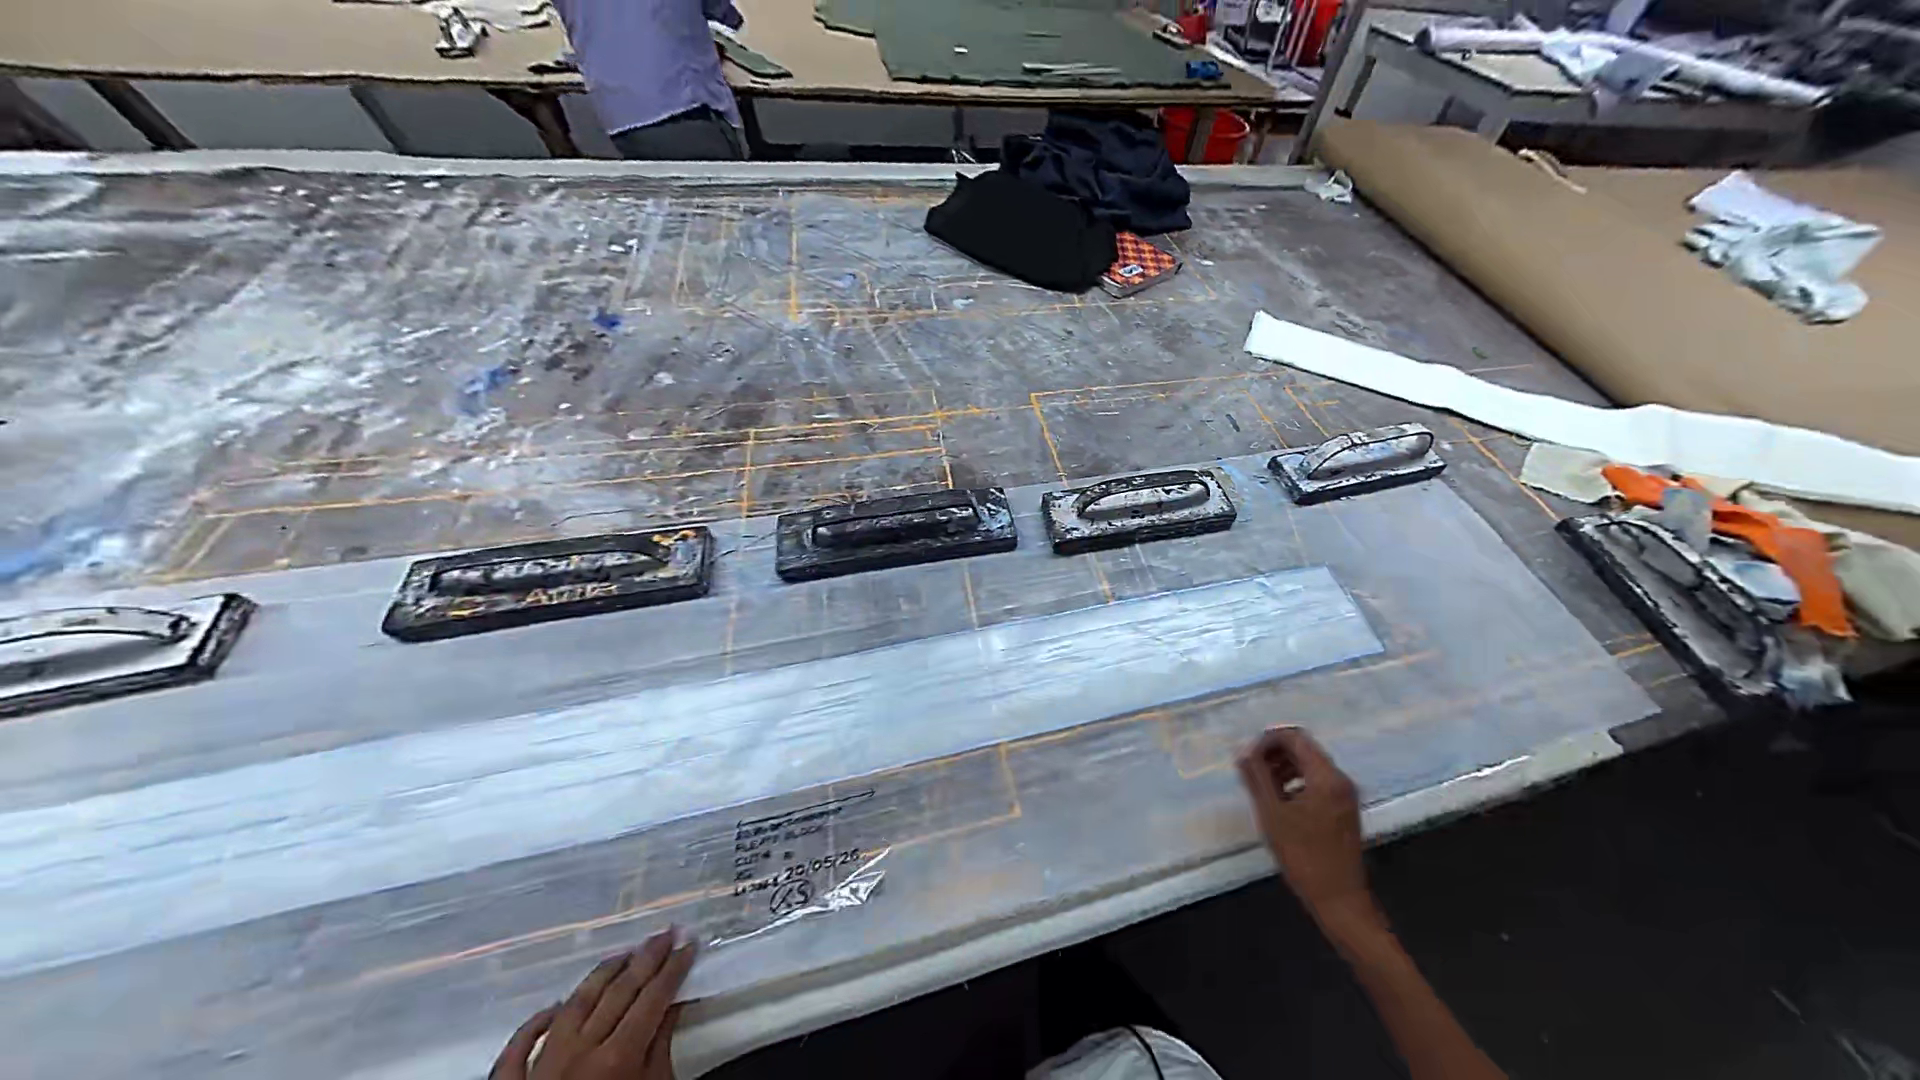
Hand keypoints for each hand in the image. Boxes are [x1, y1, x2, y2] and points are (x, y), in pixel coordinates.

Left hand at [491, 930, 696, 1079]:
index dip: (674, 968)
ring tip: (624, 954)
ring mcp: (540, 1068)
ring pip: (573, 1006)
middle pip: (618, 992)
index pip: (653, 998)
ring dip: (601, 975)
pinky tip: (553, 1006)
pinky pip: (517, 1049)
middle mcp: (578, 1053)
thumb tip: (674, 1006)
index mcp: (617, 1060)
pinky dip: (535, 1024)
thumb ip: (660, 1051)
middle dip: (646, 958)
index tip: (690, 943)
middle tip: (666, 933)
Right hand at [1238, 726, 1377, 927]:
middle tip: (1250, 770)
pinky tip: (1280, 801)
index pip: (1294, 737)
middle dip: (1274, 753)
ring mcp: (1345, 794)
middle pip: (1304, 748)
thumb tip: (1242, 751)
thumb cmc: (1303, 856)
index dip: (1267, 740)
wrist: (1339, 899)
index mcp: (1326, 776)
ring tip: (1261, 785)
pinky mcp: (1344, 809)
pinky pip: (1317, 781)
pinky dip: (1296, 781)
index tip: (1247, 756)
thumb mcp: (1272, 813)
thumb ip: (1256, 777)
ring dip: (1284, 767)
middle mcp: (1340, 779)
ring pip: (1310, 764)